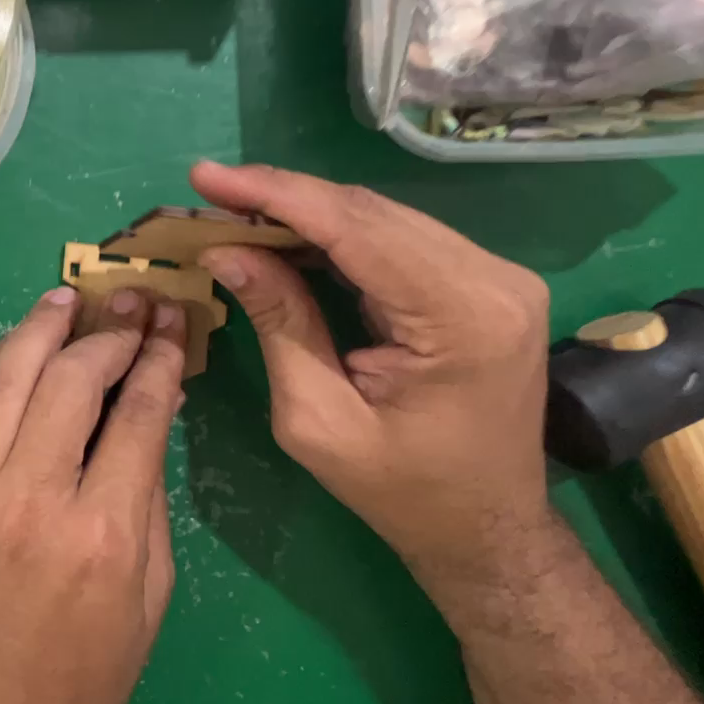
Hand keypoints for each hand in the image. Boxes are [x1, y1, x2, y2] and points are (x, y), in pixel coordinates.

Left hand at [0, 287, 186, 703]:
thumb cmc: (81, 678)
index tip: (171, 326)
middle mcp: (33, 494)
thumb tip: (153, 412)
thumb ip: (148, 494)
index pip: (138, 412)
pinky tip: (20, 345)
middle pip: (72, 379)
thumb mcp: (147, 596)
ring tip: (69, 297)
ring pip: (8, 376)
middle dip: (109, 331)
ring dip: (42, 327)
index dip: (160, 359)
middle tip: (131, 304)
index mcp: (103, 531)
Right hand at [188, 162, 552, 580]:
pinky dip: (333, 233)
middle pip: (368, 212)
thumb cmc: (401, 490)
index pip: (354, 229)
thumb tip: (226, 251)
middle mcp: (492, 280)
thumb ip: (279, 323)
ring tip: (234, 210)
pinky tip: (284, 233)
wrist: (487, 529)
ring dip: (303, 211)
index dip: (275, 195)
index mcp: (459, 318)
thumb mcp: (317, 417)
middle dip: (281, 197)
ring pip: (380, 217)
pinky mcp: (483, 281)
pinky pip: (395, 238)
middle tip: (210, 192)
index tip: (207, 175)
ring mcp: (495, 276)